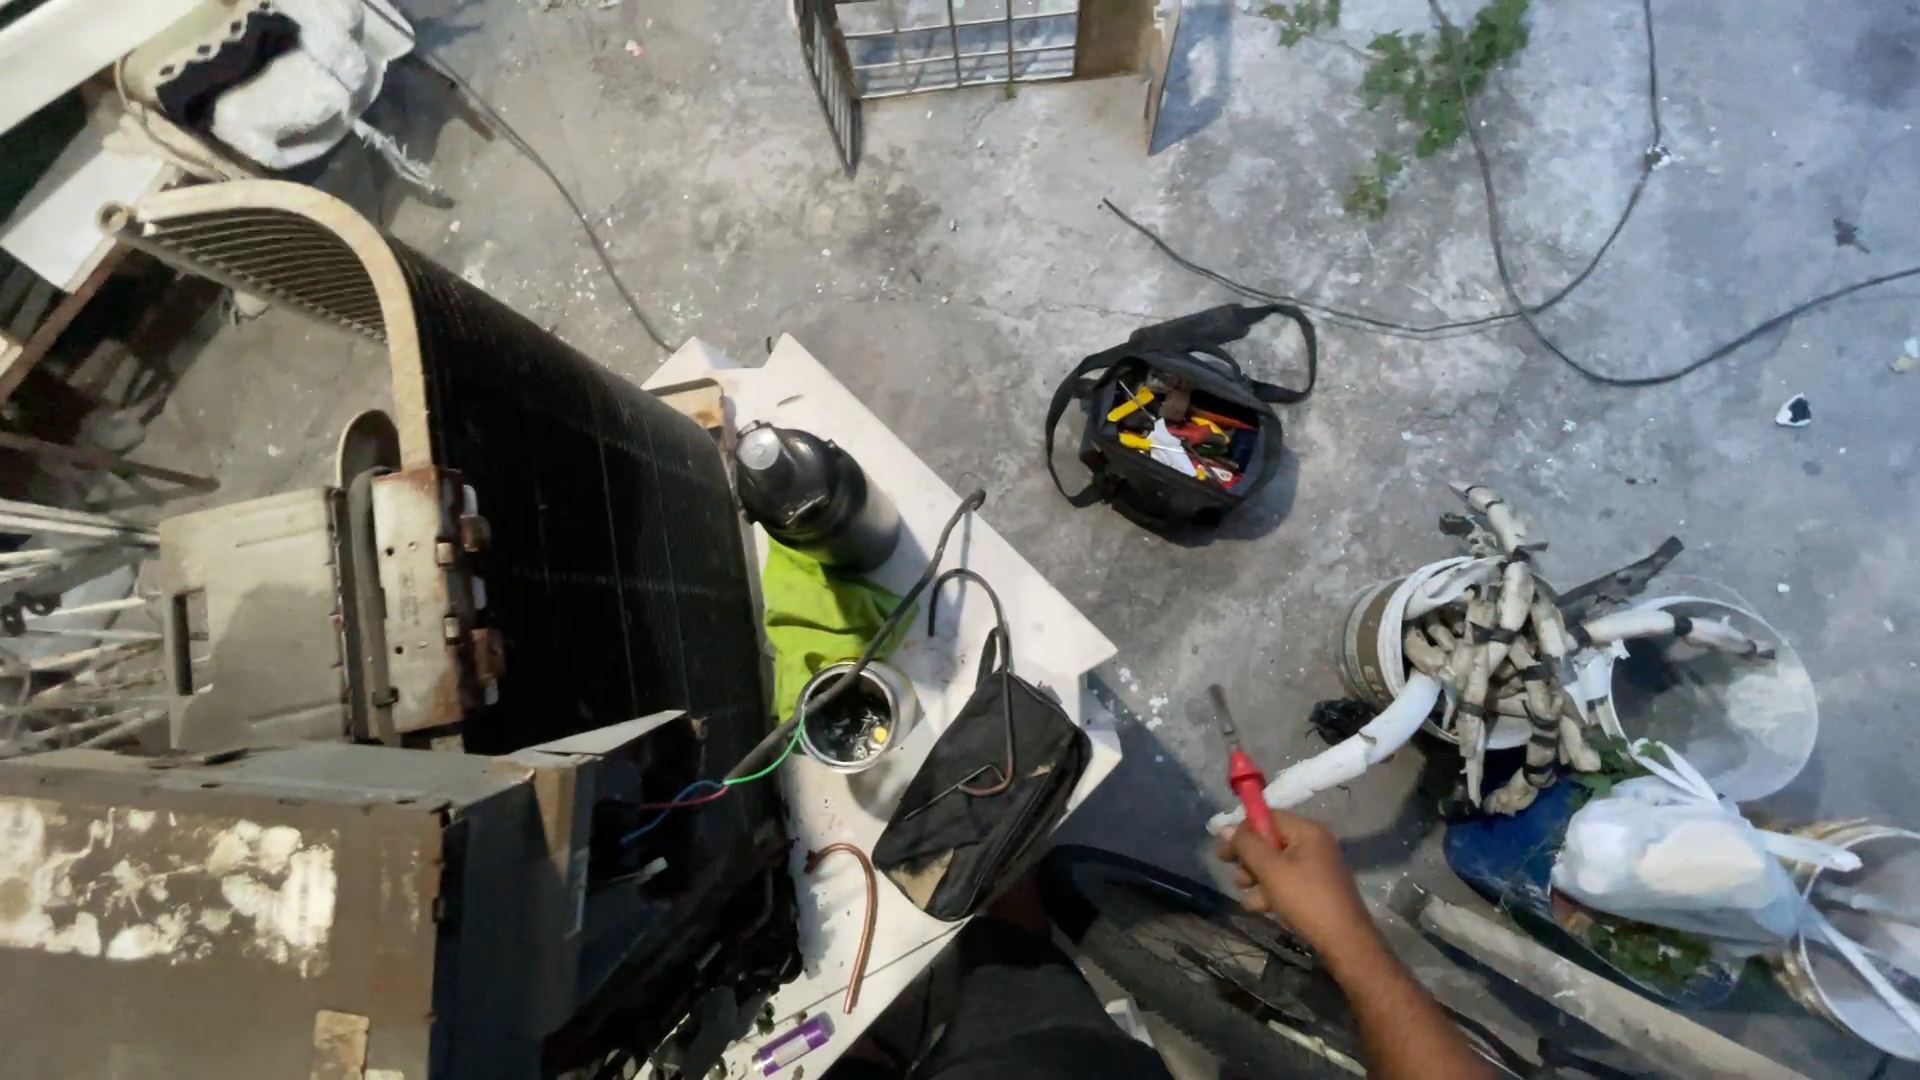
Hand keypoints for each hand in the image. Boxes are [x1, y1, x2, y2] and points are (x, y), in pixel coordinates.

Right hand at [1214, 810, 1374, 949]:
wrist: (1346, 943)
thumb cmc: (1305, 899)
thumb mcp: (1269, 869)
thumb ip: (1245, 844)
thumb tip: (1225, 827)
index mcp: (1307, 830)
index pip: (1266, 817)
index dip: (1242, 830)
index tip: (1224, 850)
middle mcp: (1314, 843)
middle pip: (1270, 841)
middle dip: (1249, 859)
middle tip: (1236, 876)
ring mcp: (1318, 866)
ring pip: (1276, 862)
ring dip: (1256, 876)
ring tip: (1245, 893)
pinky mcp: (1319, 887)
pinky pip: (1288, 879)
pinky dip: (1272, 889)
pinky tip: (1258, 906)